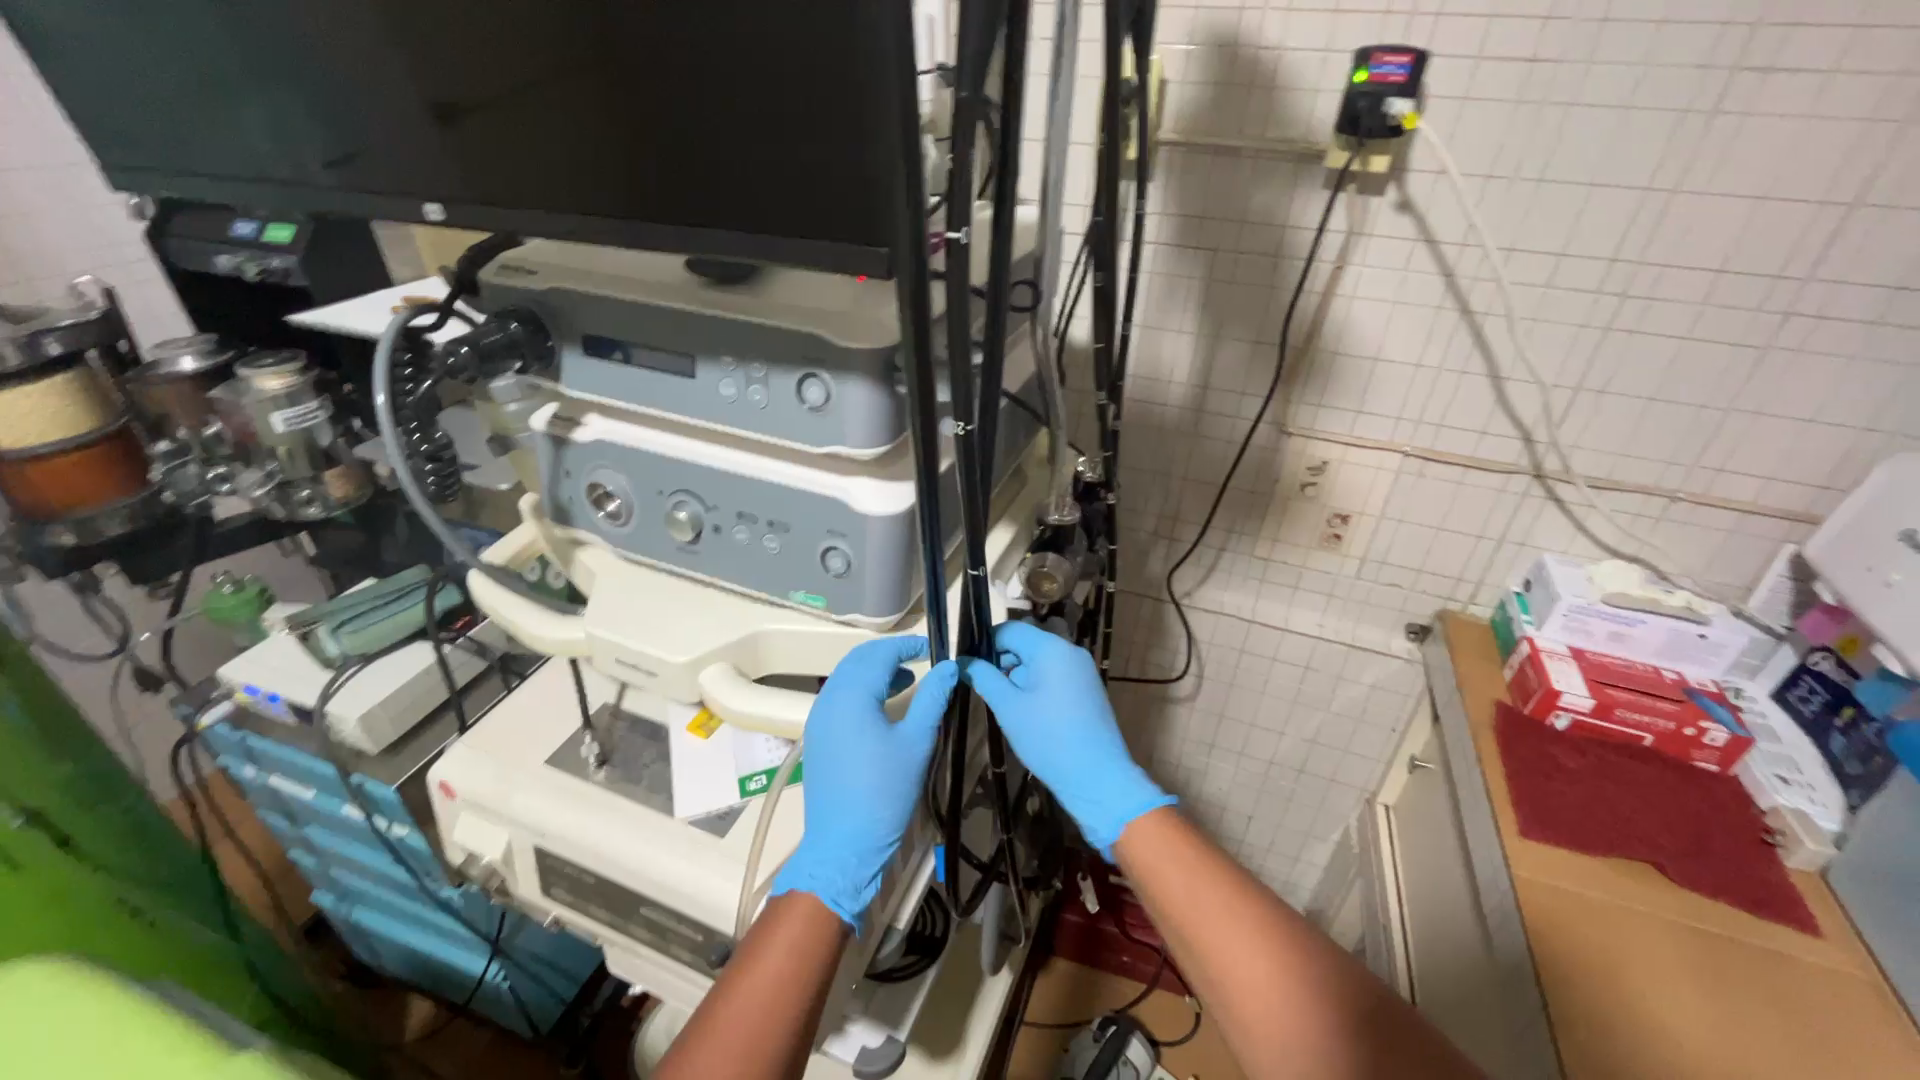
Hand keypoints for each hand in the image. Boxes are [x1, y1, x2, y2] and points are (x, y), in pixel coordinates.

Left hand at [770, 636, 958, 925]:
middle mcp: (829, 699)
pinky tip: (884, 707)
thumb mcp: (917, 742)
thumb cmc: (885, 791)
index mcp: (852, 694)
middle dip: (889, 654)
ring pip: (846, 678)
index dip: (907, 645)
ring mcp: (818, 718)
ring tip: (907, 680)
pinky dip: (862, 691)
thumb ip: (932, 698)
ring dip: (874, 672)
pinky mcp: (817, 737)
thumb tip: (949, 666)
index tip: (933, 648)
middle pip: (858, 660)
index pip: (880, 654)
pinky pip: (839, 698)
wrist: (844, 843)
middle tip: (920, 659)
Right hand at [961, 621, 1174, 858]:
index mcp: (1051, 648)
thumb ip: (984, 678)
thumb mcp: (1008, 708)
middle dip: (1002, 662)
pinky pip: (1055, 675)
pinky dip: (1036, 686)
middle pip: (1026, 643)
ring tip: (1005, 706)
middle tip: (984, 690)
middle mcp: (1070, 651)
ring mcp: (1083, 670)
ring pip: (1040, 661)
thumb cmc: (1048, 739)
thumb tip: (963, 661)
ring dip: (1018, 676)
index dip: (985, 644)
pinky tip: (1027, 713)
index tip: (968, 667)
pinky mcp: (1088, 689)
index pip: (1010, 630)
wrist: (1097, 777)